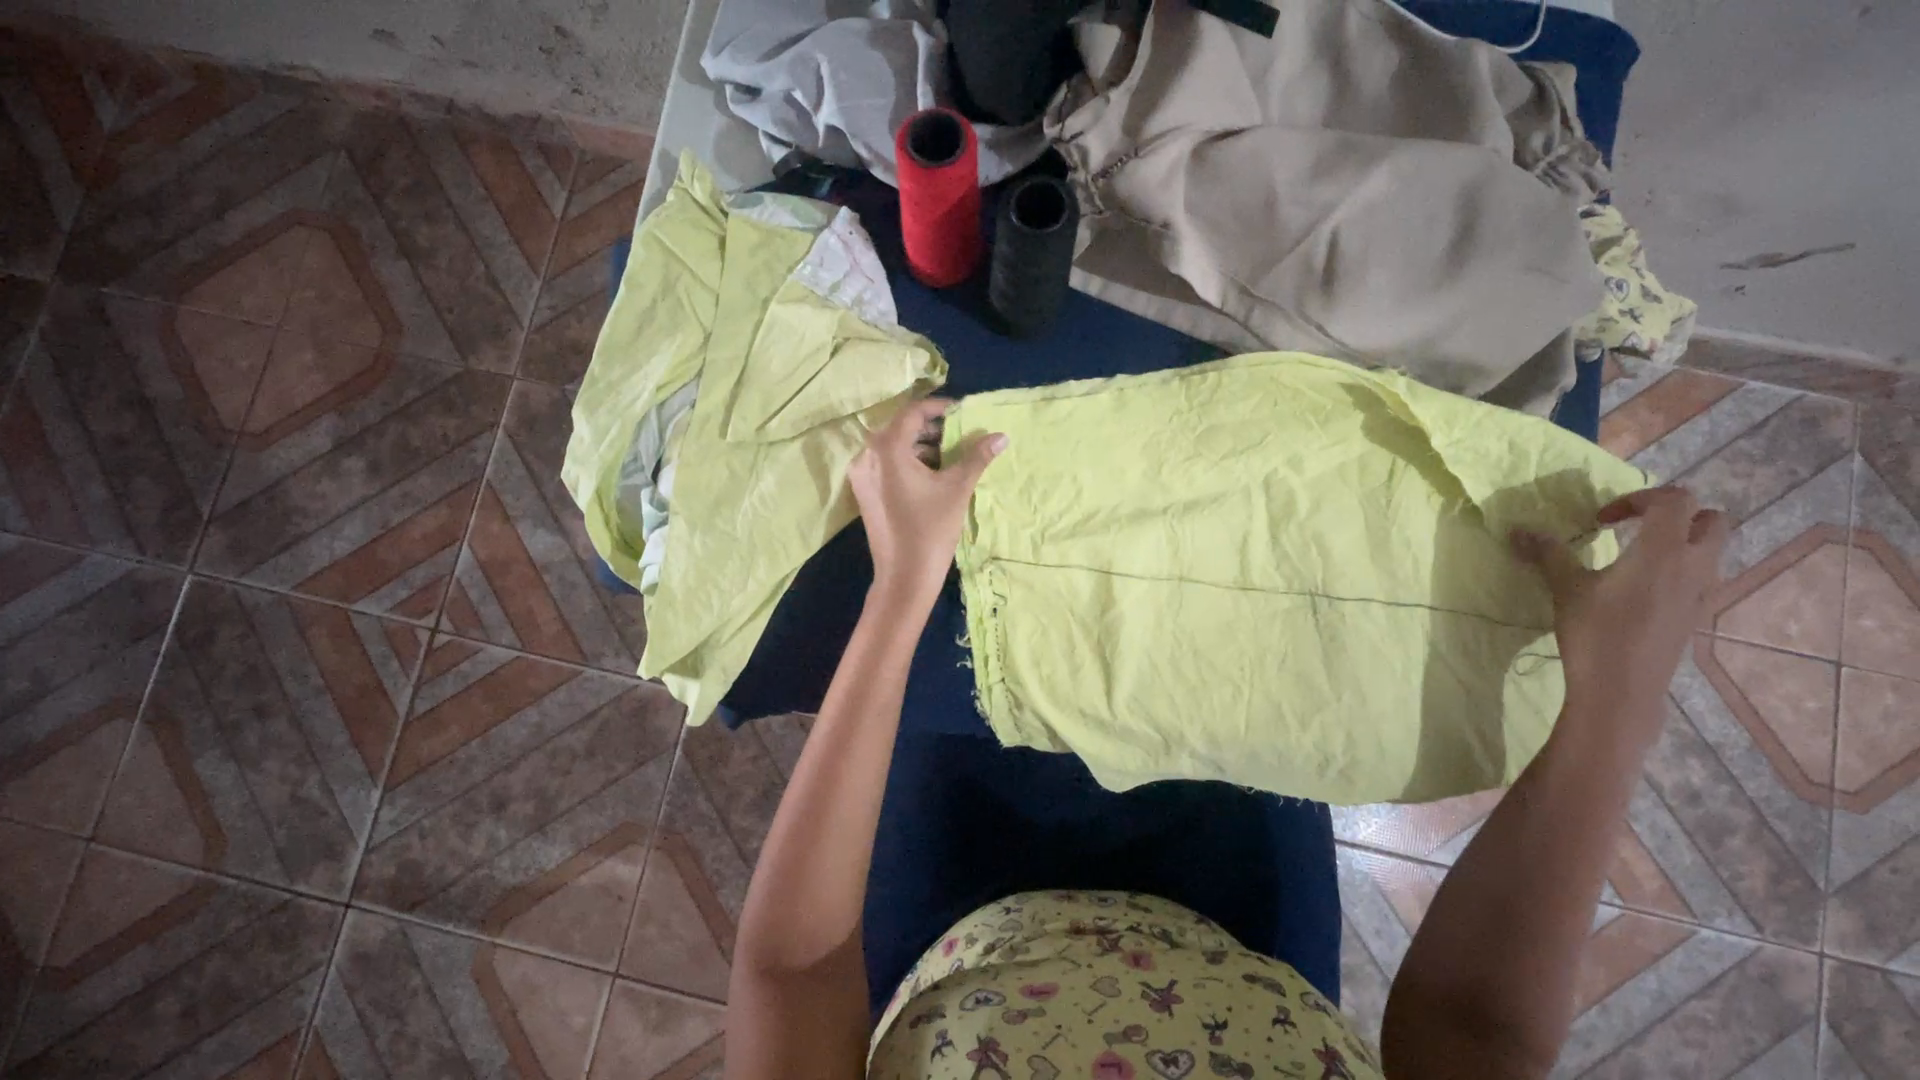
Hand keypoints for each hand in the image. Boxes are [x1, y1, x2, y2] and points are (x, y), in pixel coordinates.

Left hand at [848, 398, 1006, 607]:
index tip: (961, 411)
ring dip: (919, 445)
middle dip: (930, 427)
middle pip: (900, 427)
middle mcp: (867, 455)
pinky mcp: (863, 491)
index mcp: (887, 449)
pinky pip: (884, 463)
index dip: (938, 407)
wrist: (904, 576)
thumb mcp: (957, 488)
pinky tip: (930, 473)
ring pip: (892, 446)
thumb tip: (1001, 436)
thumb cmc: (931, 530)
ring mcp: (861, 475)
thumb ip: (977, 457)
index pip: (913, 412)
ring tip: (949, 453)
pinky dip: (906, 461)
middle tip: (958, 431)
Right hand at [1512, 486, 1727, 740]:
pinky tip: (1642, 589)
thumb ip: (1548, 553)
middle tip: (1634, 528)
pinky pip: (1702, 577)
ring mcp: (1702, 592)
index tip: (1601, 521)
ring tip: (1637, 556)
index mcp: (1664, 550)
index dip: (1638, 499)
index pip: (1675, 500)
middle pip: (1711, 519)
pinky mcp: (1697, 614)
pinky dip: (1680, 569)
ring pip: (1712, 549)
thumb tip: (1518, 529)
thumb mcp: (1566, 589)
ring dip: (1682, 541)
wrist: (1622, 689)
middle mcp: (1695, 565)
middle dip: (1676, 515)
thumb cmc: (1595, 633)